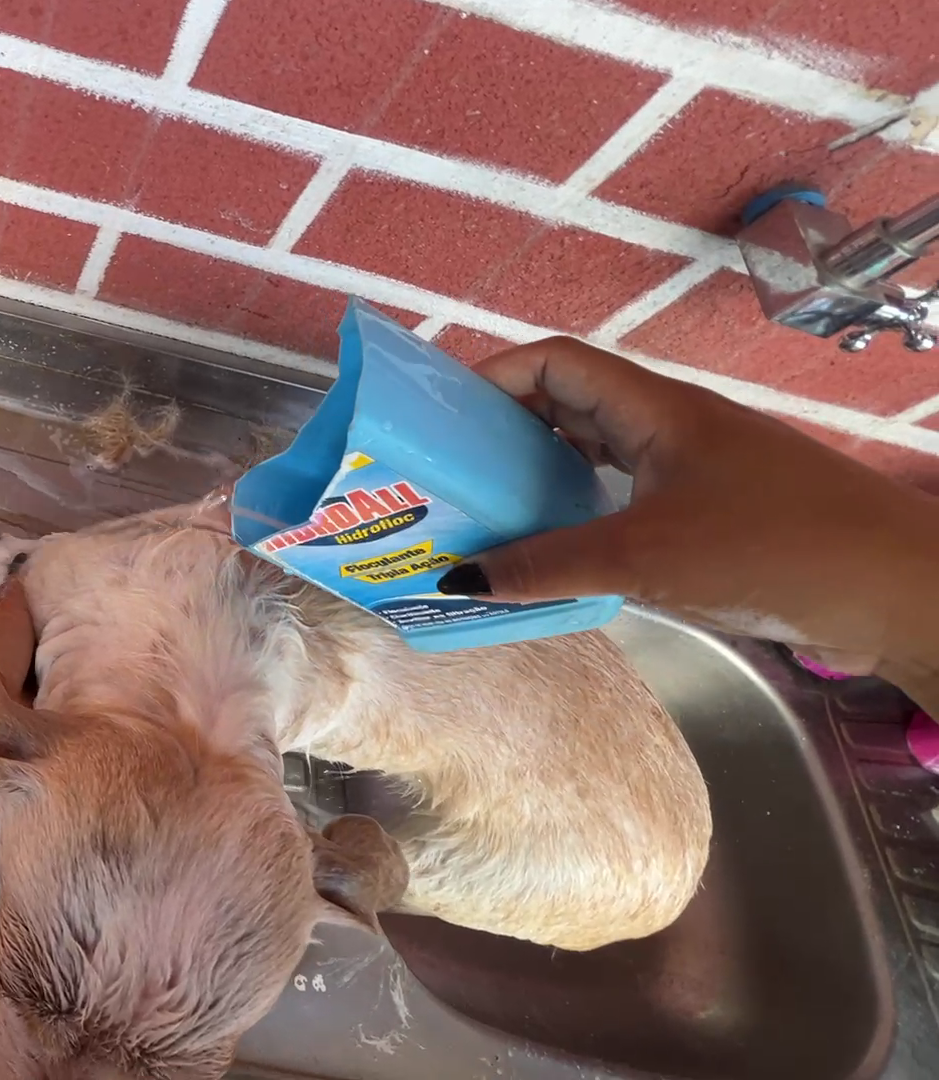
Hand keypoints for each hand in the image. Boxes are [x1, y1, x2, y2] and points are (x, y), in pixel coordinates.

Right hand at [440, 337, 938, 673]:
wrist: (908, 595)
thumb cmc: (774, 550)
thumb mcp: (640, 558)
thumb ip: (540, 566)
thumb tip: (452, 580)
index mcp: (654, 411)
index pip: (555, 363)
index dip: (493, 375)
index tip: (440, 414)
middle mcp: (664, 426)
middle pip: (562, 401)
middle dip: (497, 424)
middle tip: (441, 464)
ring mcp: (683, 464)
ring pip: (584, 446)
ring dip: (527, 465)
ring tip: (474, 499)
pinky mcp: (694, 503)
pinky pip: (607, 485)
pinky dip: (563, 499)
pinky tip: (538, 533)